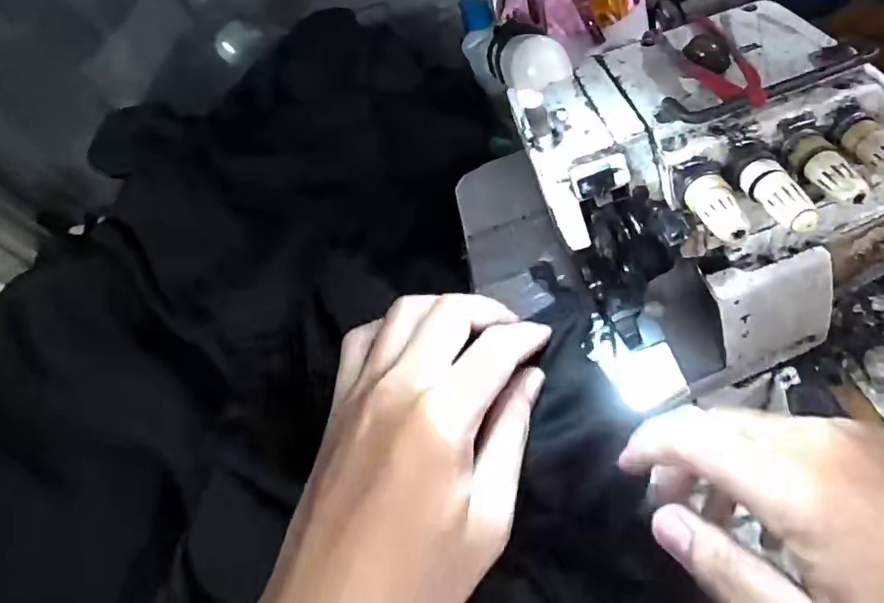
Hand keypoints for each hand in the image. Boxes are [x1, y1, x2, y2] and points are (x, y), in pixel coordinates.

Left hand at [260, 295, 550, 602]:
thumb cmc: (420, 578)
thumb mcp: (488, 519)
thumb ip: (511, 435)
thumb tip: (529, 378)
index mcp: (441, 415)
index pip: (495, 347)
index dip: (528, 335)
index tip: (546, 337)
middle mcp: (398, 384)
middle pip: (449, 310)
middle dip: (490, 311)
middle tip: (515, 333)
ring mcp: (361, 387)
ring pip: (406, 308)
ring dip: (445, 309)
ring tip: (471, 333)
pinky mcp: (337, 400)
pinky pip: (364, 335)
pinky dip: (395, 326)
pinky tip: (414, 347)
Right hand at [619, 407, 883, 602]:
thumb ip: (726, 568)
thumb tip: (663, 520)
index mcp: (799, 483)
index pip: (697, 433)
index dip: (651, 442)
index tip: (622, 467)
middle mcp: (818, 437)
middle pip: (724, 421)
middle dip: (682, 451)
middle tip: (662, 503)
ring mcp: (850, 434)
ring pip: (757, 425)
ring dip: (721, 455)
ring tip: (710, 511)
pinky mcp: (872, 444)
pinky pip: (794, 436)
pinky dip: (761, 459)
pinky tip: (768, 511)